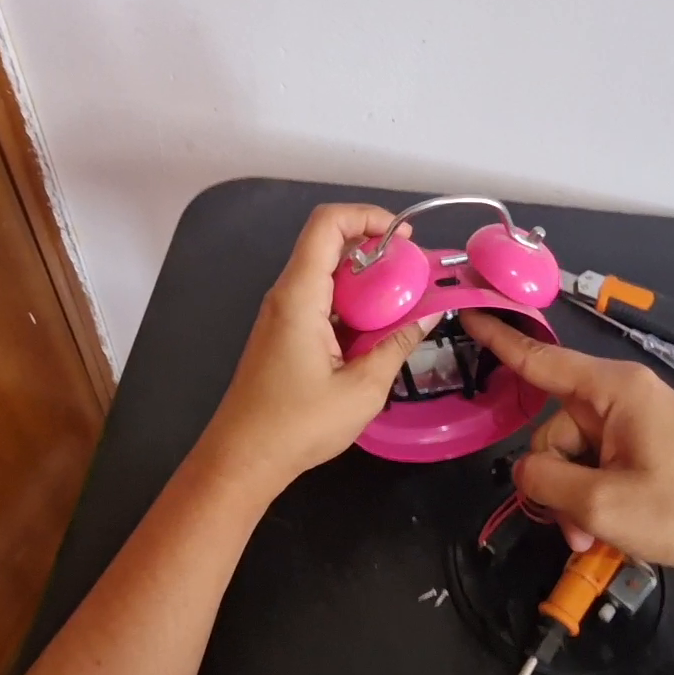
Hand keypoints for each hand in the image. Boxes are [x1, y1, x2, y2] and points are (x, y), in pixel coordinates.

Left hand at [196, 204, 437, 492]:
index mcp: (299, 296)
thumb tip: (430, 314)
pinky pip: (320, 302)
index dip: (367, 216)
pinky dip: (350, 306)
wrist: (243, 458)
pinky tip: (375, 332)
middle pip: (328, 245)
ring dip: (365, 282)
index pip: (327, 224)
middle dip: (375, 251)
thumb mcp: (362, 389)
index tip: (404, 239)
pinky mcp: (283, 335)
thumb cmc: (298, 425)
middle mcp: (286, 296)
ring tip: (403, 306)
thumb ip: (398, 345)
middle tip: (413, 276)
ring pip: (326, 275)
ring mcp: (281, 315)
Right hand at [460, 311, 673, 587]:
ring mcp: (635, 420)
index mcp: (614, 389)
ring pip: (573, 453)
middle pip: (553, 427)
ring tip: (594, 537)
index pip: (541, 359)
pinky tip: (606, 530)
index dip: (499, 339)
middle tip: (574, 527)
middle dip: (553, 479)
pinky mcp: (644, 444)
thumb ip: (543, 480)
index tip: (468, 313)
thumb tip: (524, 471)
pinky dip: (593, 496)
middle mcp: (622, 395)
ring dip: (573, 498)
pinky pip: (597, 462)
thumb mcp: (599, 504)